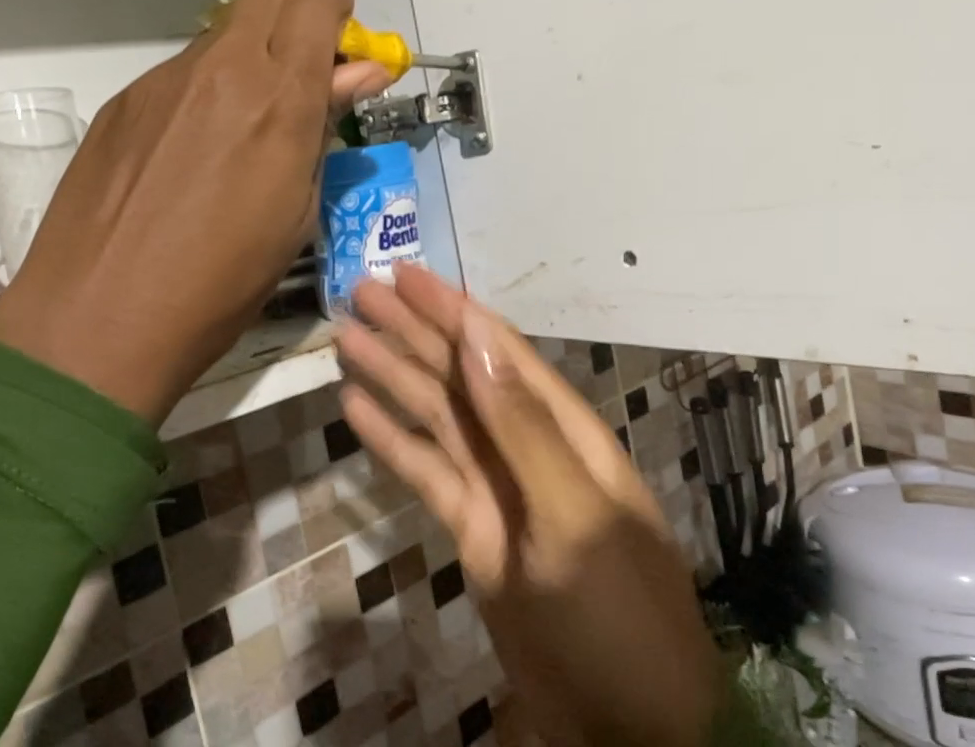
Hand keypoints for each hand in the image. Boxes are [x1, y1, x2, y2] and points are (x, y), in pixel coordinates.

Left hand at [0, 0, 390, 423]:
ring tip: (234, 141)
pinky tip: (183, 161)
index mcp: (278, 97)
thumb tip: (355, 76)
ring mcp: (162, 82)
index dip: (337, 12)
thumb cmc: (221, 285)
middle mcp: (220, 69)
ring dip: (244, 63)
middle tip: (294, 90)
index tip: (340, 55)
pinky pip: (176, 75)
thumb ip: (323, 129)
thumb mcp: (295, 214)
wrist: (99, 319)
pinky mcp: (121, 104)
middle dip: (292, 23)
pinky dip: (198, 96)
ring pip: (219, 36)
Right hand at [336, 265, 721, 745]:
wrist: (628, 723)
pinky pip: (424, 472)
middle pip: (459, 374)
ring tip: (346, 338)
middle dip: (411, 330)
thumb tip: (477, 338)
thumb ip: (523, 426)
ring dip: (393, 376)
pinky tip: (357, 409)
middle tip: (357, 291)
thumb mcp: (574, 514)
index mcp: (563, 431)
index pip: (496, 351)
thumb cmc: (617, 613)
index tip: (403, 272)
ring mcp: (496, 490)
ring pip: (435, 417)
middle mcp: (526, 447)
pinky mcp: (472, 532)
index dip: (448, 309)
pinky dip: (391, 439)